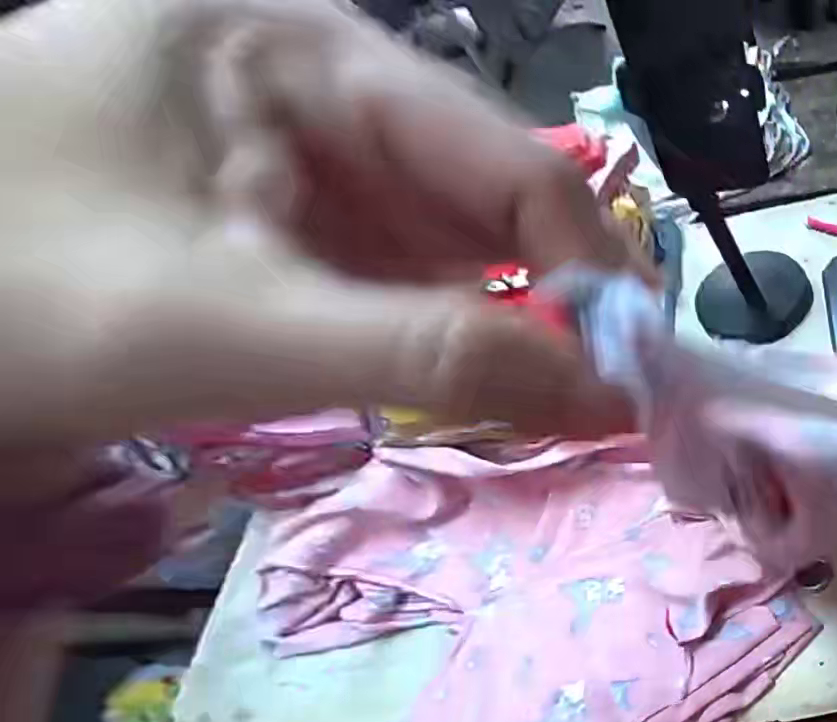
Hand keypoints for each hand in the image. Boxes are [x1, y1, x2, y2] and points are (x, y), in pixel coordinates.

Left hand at [0, 0, 640, 462]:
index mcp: (311, 61)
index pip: (520, 170)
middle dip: (584, 307)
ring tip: (588, 397)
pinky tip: (533, 383)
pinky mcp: (367, 235)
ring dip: (561, 330)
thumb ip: (443, 360)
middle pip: (531, 212)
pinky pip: (480, 288)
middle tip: (622, 397)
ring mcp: (365, 171)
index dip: (595, 278)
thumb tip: (617, 402)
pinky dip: (519, 343)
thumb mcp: (238, 329)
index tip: (632, 379)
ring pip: (517, 255)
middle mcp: (356, 103)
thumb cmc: (20, 306)